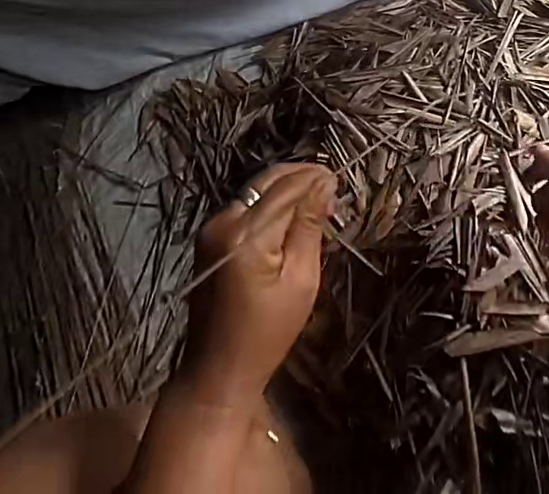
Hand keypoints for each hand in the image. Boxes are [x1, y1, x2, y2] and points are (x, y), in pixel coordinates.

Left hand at [183, 162, 334, 404]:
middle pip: (268, 180)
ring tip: (315, 203)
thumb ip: (309, 226)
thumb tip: (323, 184)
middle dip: (301, 178)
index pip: (287, 188)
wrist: (217, 370)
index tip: (338, 180)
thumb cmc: (267, 333)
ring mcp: (212, 226)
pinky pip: (246, 205)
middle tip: (330, 190)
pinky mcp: (209, 235)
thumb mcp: (301, 280)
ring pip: (257, 189)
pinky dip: (270, 203)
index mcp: (246, 235)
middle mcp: (224, 221)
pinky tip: (289, 217)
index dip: (315, 179)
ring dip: (286, 189)